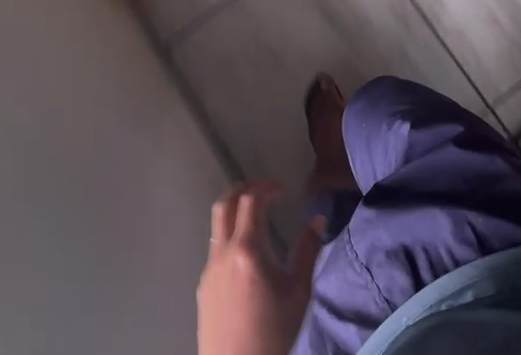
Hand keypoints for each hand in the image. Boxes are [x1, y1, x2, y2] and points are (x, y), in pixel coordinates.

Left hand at [198, 180, 323, 354]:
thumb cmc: (274, 332)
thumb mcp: (299, 292)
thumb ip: (308, 251)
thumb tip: (317, 219)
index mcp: (247, 250)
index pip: (251, 200)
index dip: (266, 187)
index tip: (283, 189)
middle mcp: (222, 254)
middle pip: (224, 203)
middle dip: (243, 188)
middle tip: (264, 190)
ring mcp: (209, 270)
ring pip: (216, 226)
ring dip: (234, 212)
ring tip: (257, 218)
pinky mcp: (203, 287)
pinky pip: (215, 250)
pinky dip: (231, 238)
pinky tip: (249, 257)